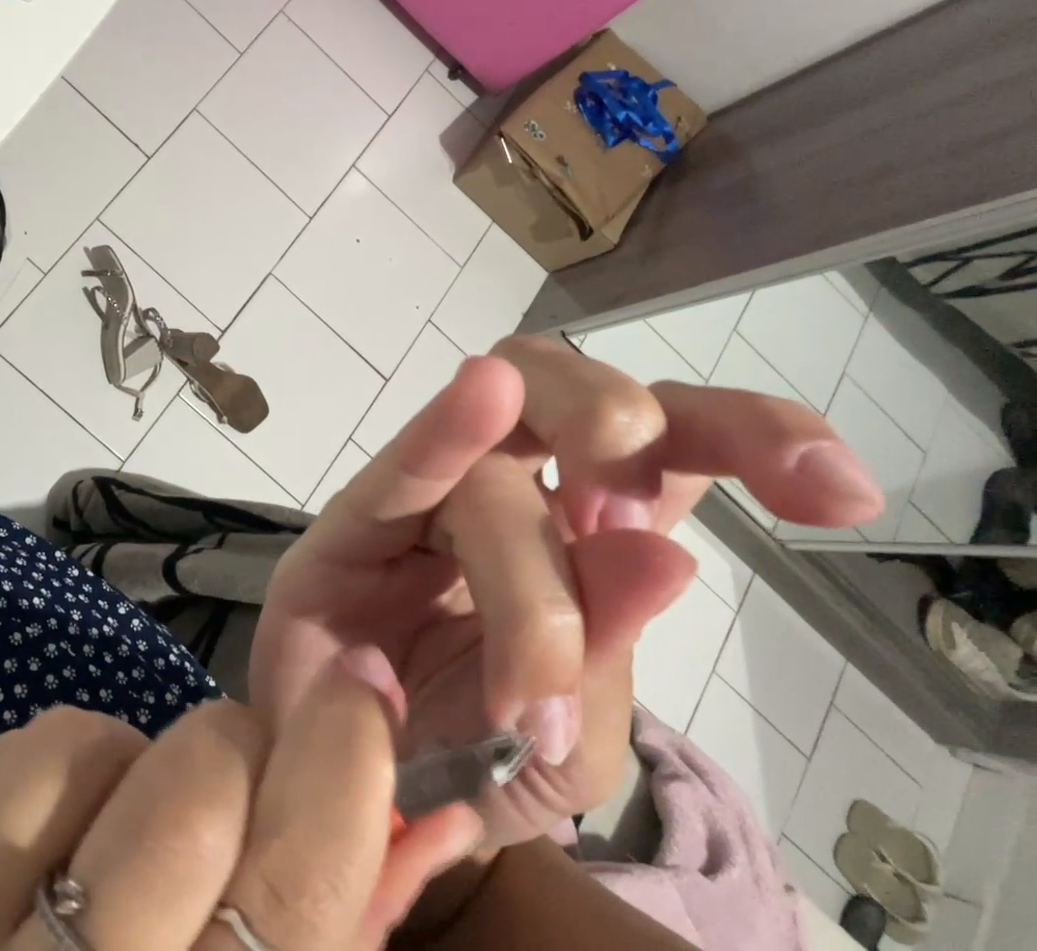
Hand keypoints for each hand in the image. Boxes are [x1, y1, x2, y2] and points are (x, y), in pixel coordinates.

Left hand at [0, 652, 483, 949]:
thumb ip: (344, 916)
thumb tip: (428, 808)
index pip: (295, 882)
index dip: (343, 759)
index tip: (360, 682)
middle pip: (191, 789)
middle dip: (236, 743)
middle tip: (234, 766)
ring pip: (86, 745)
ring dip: (136, 756)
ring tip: (126, 818)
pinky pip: (7, 749)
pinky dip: (57, 764)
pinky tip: (52, 830)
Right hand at [250, 336, 883, 854]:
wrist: (357, 800)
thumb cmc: (468, 762)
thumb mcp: (566, 745)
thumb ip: (607, 661)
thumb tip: (661, 556)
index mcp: (586, 538)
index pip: (676, 447)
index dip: (756, 435)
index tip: (837, 494)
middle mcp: (511, 498)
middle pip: (583, 394)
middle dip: (647, 423)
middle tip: (643, 518)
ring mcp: (426, 503)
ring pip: (504, 432)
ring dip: (564, 450)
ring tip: (589, 529)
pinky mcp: (353, 526)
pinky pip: (400, 467)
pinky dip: (445, 429)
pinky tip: (482, 391)